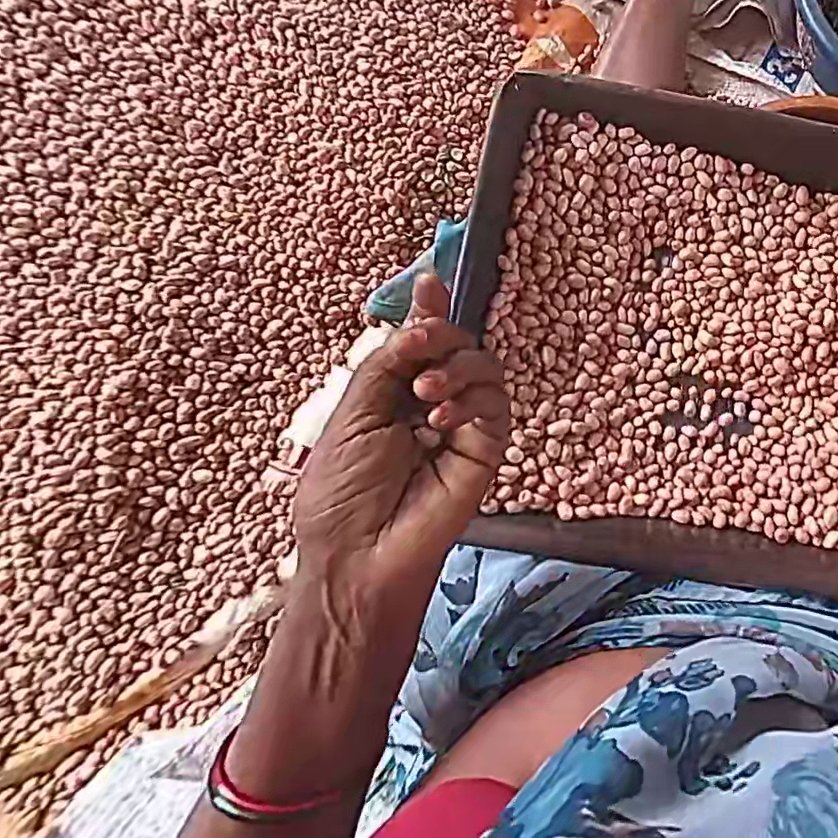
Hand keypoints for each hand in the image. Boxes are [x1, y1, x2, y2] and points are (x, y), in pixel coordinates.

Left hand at [292, 273, 509, 605]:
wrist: (357, 555)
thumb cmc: (343, 489)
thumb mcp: (354, 411)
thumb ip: (390, 358)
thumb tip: (420, 309)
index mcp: (400, 390)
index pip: (425, 341)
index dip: (430, 311)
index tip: (430, 283)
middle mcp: (436, 400)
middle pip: (459, 345)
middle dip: (441, 336)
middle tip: (420, 347)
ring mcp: (465, 423)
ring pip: (485, 367)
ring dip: (458, 366)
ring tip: (425, 393)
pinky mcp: (487, 446)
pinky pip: (495, 405)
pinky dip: (470, 400)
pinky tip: (440, 419)